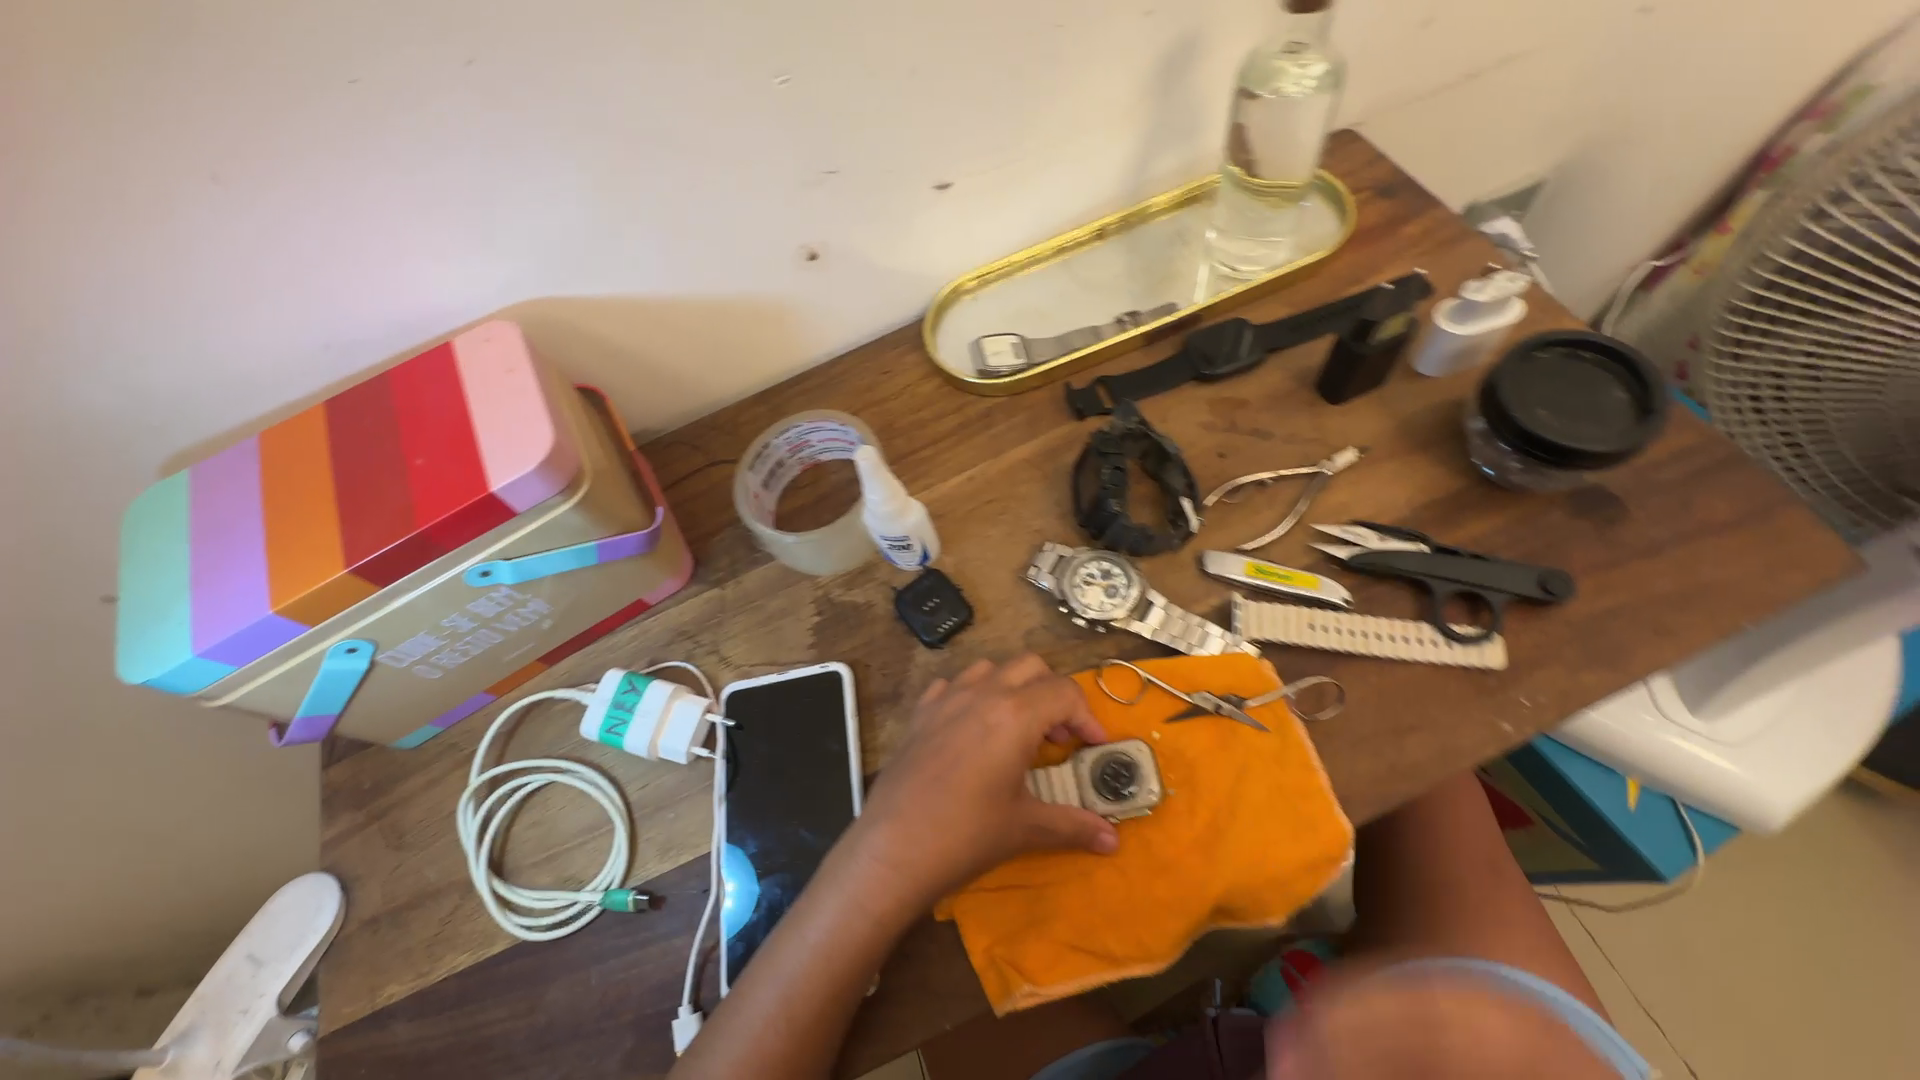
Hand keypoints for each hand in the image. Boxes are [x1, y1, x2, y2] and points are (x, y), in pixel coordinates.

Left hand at [847, 655, 1119, 905]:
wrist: (893, 849)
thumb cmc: (966, 835)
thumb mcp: (1025, 828)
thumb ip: (1073, 825)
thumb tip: (1112, 839)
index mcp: (1014, 714)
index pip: (1064, 692)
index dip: (1087, 717)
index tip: (1093, 747)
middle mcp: (981, 694)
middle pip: (1030, 666)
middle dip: (1053, 693)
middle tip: (1060, 736)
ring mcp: (945, 700)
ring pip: (989, 668)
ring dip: (1013, 687)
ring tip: (1019, 729)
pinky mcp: (919, 715)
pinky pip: (952, 685)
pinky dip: (972, 695)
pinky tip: (974, 730)